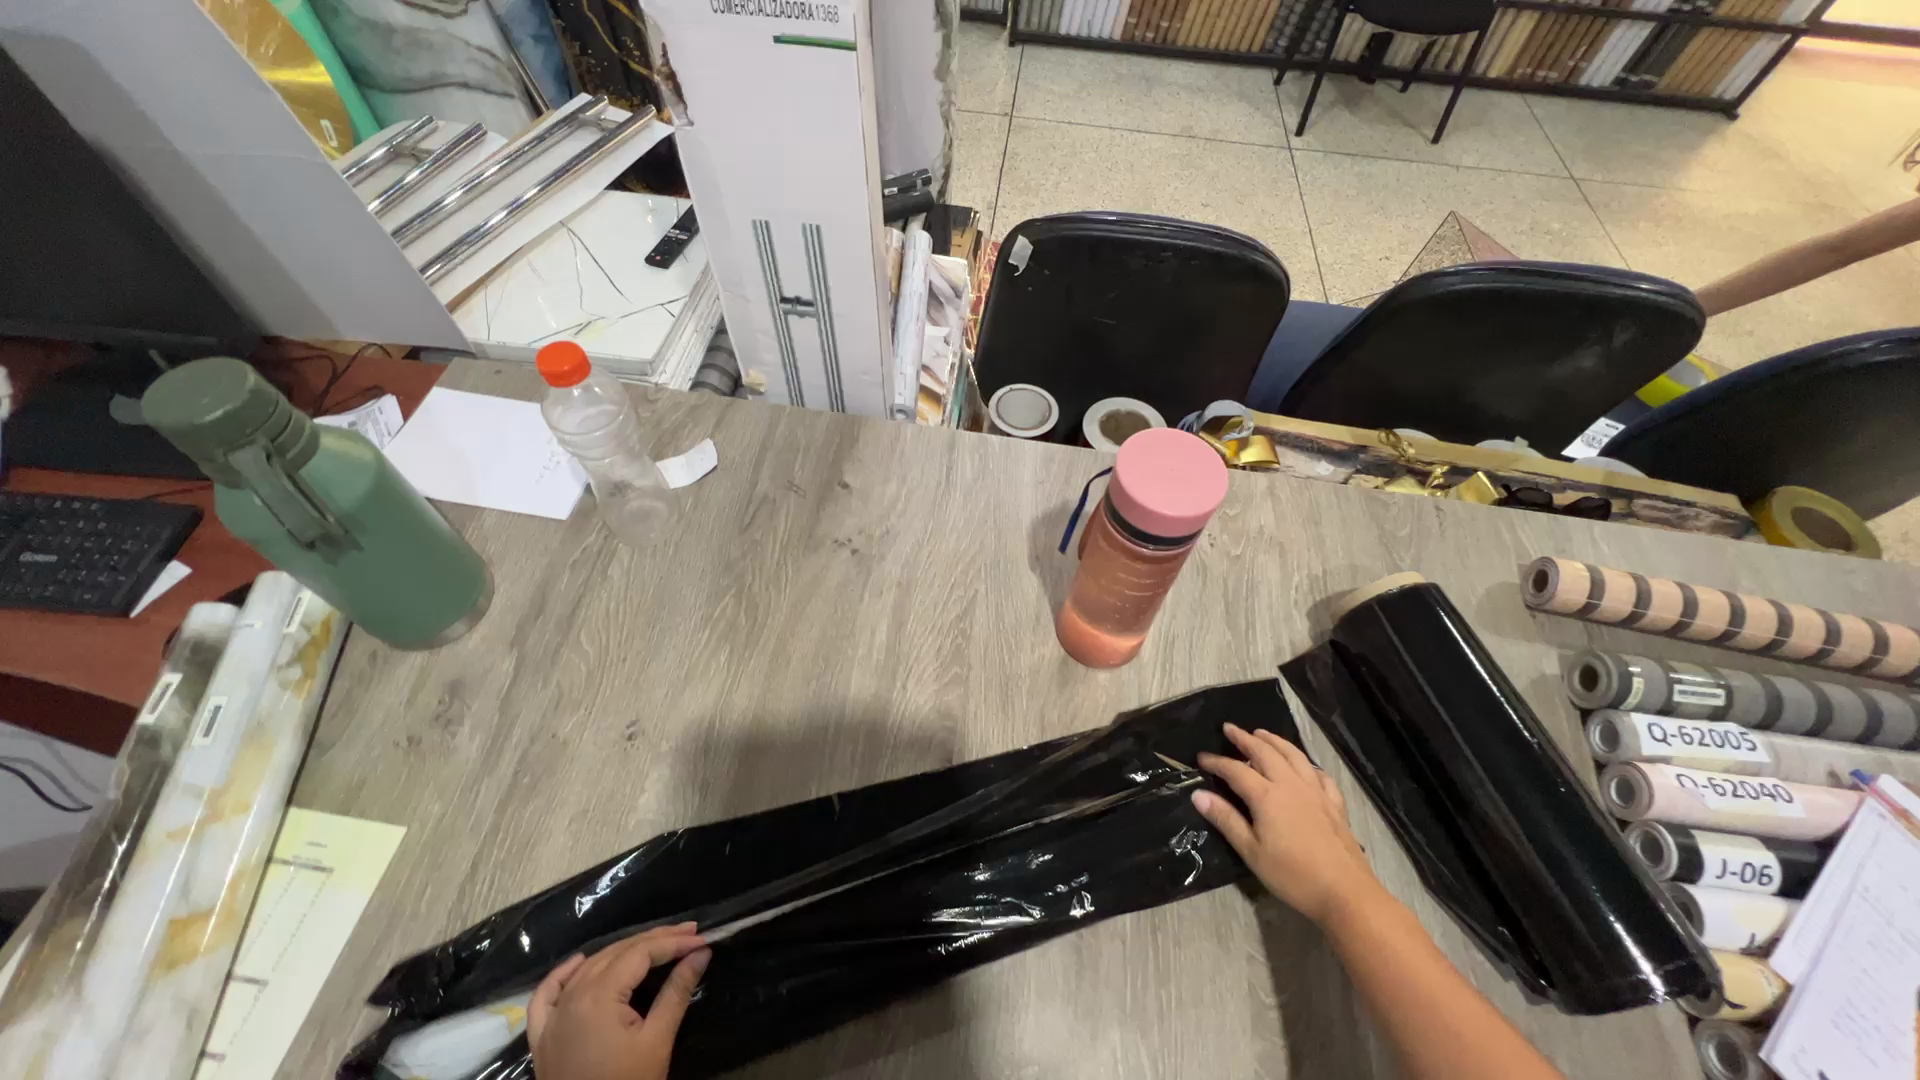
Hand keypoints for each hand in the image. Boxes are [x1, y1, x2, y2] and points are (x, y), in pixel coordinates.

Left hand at [528, 923, 710, 1079]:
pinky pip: (547, 994)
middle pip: (616, 952)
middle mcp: (571, 997)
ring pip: (589, 966)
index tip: (703, 939)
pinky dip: (564, 974)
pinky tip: (581, 962)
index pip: (641, 953)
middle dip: (655, 940)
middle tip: (689, 934)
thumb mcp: (658, 1040)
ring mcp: (551, 1017)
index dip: (673, 942)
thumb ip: (677, 991)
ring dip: (623, 951)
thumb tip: (701, 953)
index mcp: (598, 997)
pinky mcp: (541, 1036)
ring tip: (657, 944)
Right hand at [1192, 723, 1383, 926]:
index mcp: (1267, 796)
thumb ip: (1226, 819)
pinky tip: (1305, 767)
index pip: (1236, 770)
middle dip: (1245, 739)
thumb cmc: (1293, 875)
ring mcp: (1316, 792)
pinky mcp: (1335, 804)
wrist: (1345, 892)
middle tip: (1230, 729)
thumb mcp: (1251, 852)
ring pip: (1294, 756)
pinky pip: (1320, 774)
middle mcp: (1291, 785)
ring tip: (1262, 733)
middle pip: (1265, 753)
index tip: (1201, 757)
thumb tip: (1198, 794)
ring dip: (1276, 741)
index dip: (1217, 762)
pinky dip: (1307, 764)